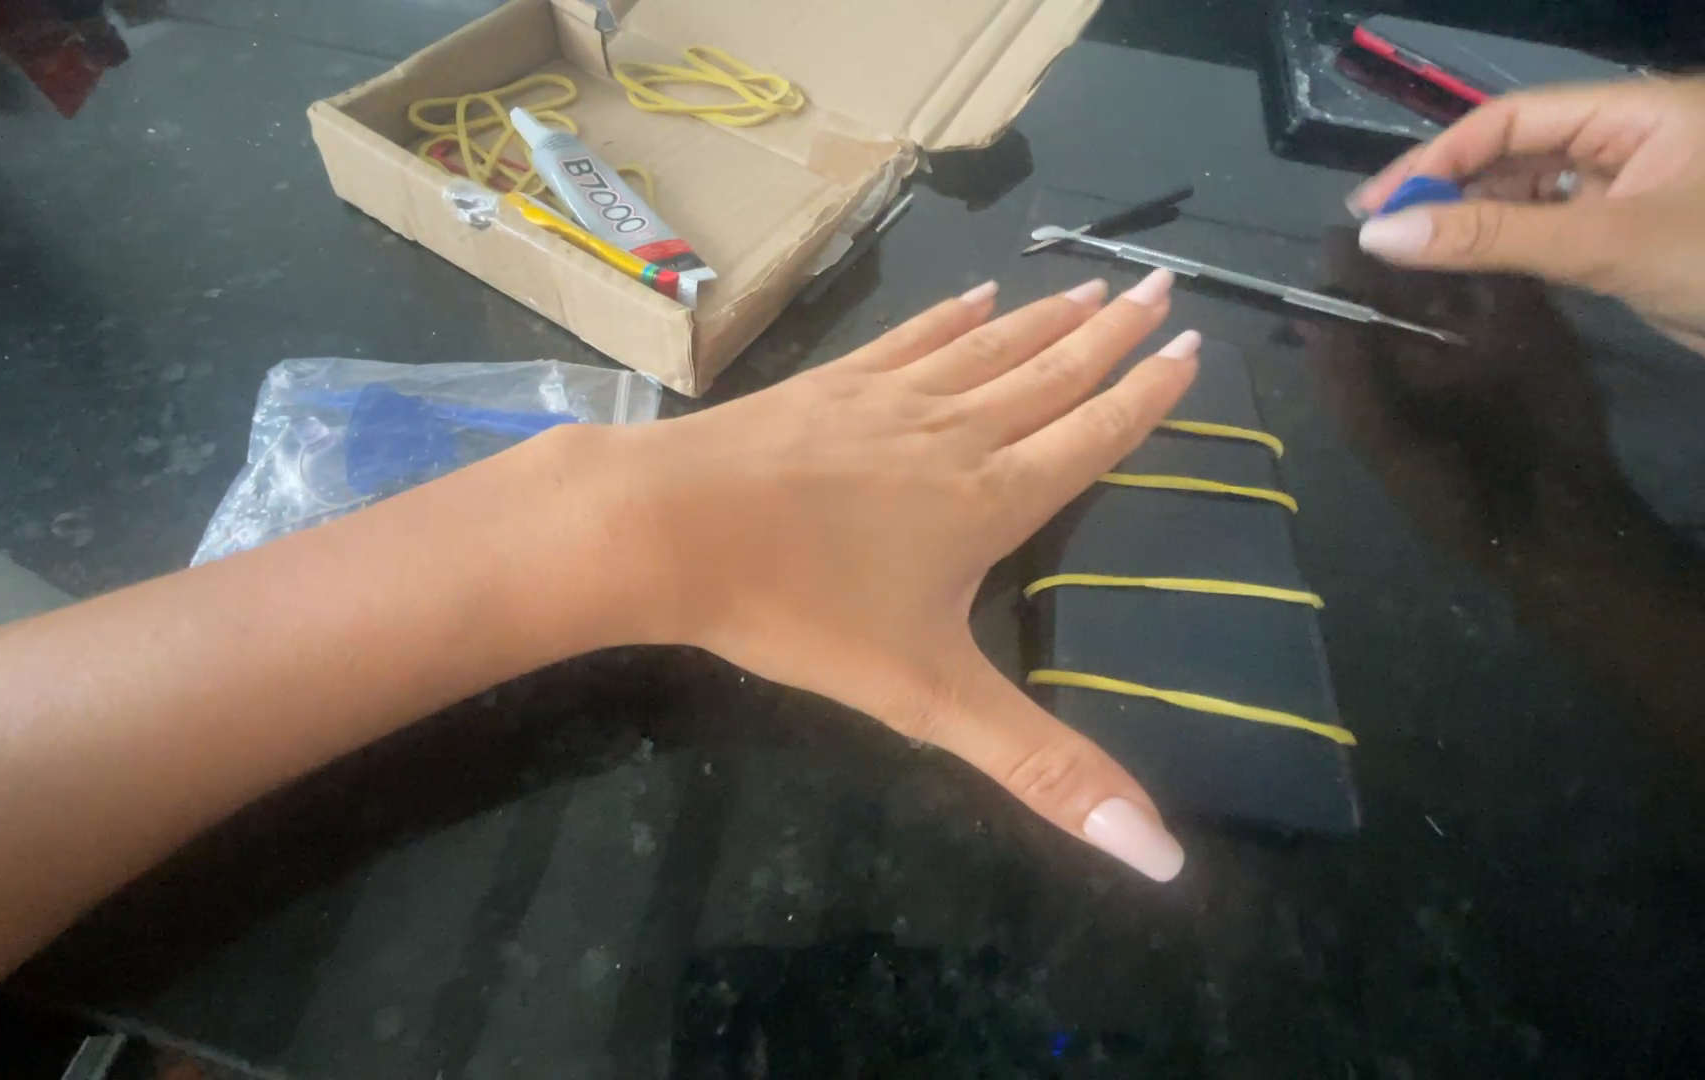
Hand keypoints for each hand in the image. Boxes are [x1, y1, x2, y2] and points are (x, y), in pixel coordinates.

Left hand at [615, 271, 1198, 881]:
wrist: (672, 528)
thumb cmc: (797, 608)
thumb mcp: (925, 699)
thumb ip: (1039, 768)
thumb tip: (1163, 858)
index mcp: (986, 500)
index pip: (1089, 439)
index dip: (1144, 398)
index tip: (1192, 348)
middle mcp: (949, 433)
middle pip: (1047, 376)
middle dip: (1111, 337)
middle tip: (1162, 288)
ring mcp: (883, 399)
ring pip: (985, 348)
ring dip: (1043, 318)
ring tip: (1093, 286)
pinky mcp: (827, 385)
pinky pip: (907, 340)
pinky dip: (948, 316)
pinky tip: (973, 294)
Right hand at [1346, 77, 1704, 349]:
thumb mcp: (1603, 243)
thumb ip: (1489, 235)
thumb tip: (1377, 235)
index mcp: (1646, 112)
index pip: (1514, 117)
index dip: (1436, 158)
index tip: (1372, 208)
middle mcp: (1635, 139)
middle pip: (1513, 149)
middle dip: (1441, 185)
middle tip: (1375, 231)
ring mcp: (1630, 186)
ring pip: (1522, 188)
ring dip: (1461, 215)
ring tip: (1402, 250)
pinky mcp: (1622, 231)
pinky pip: (1539, 223)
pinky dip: (1491, 241)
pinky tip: (1454, 262)